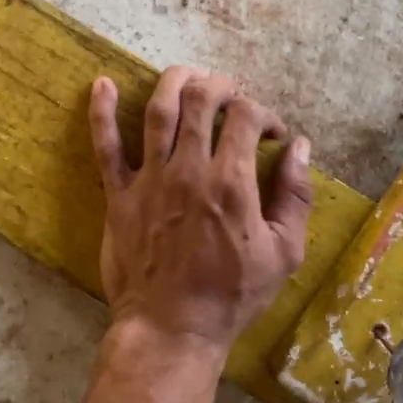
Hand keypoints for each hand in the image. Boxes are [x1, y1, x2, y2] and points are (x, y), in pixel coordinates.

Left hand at [86, 67, 313, 351]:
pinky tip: (102, 85)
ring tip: (188, 74)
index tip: (269, 131)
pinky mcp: (118, 193)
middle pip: (201, 99)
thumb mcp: (284, 253)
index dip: (263, 112)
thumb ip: (296, 195)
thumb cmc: (232, 295)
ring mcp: (149, 178)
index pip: (246, 116)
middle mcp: (188, 169)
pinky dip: (102, 113)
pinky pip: (105, 146)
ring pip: (158, 110)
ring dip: (174, 82)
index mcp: (231, 182)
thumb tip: (300, 147)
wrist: (171, 328)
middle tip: (231, 96)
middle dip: (221, 85)